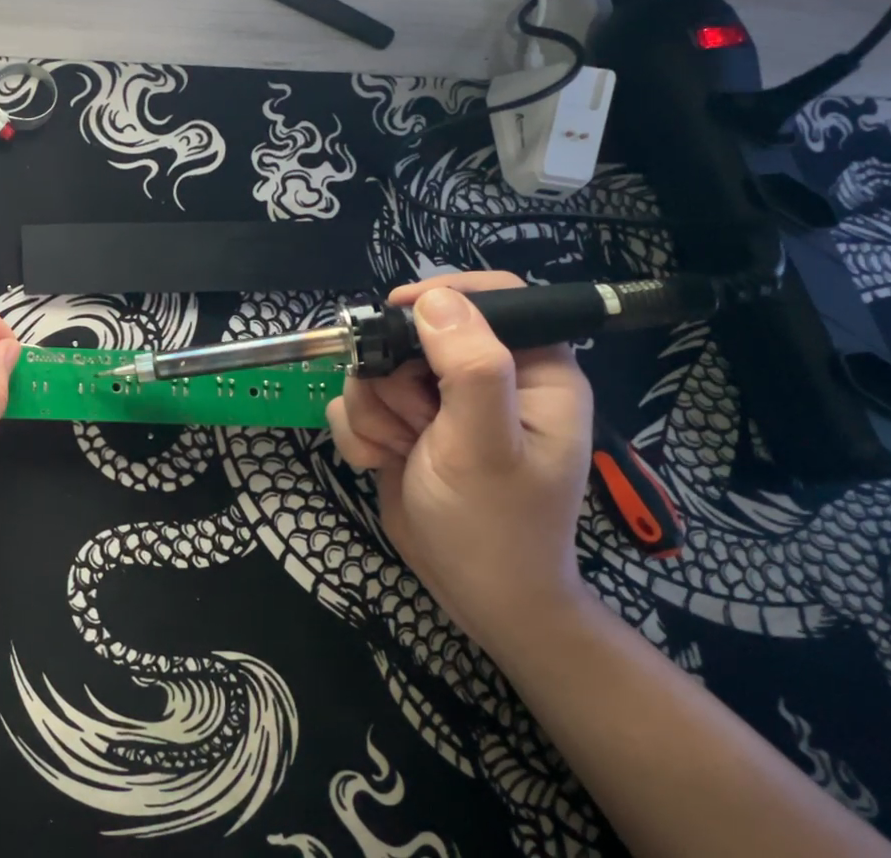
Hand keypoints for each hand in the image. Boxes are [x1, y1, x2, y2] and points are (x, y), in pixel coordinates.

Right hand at [326, 271, 594, 655]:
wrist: (472, 592)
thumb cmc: (495, 523)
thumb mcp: (485, 444)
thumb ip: (469, 368)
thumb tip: (434, 299)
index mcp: (534, 371)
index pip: (495, 299)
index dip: (441, 297)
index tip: (395, 314)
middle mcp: (485, 379)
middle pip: (413, 335)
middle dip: (394, 379)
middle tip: (416, 423)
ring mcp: (438, 404)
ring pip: (375, 370)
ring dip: (374, 413)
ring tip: (402, 451)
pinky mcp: (403, 427)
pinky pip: (356, 405)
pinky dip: (359, 434)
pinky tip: (381, 462)